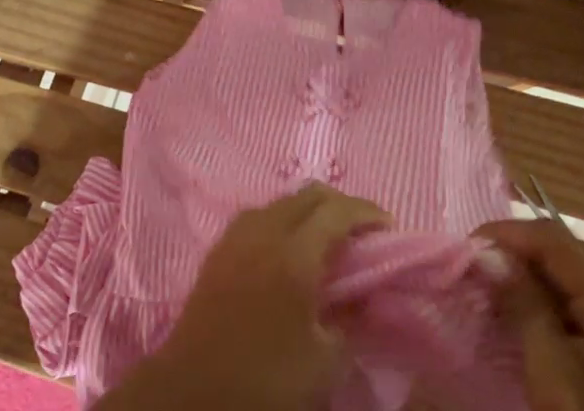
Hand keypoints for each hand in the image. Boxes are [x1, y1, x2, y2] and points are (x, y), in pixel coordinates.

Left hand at [96, 183, 388, 410]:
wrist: (193, 389)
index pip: (337, 210)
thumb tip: (367, 292)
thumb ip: (353, 317)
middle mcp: (263, 232)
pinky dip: (284, 220)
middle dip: (341, 205)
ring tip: (329, 242)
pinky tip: (291, 249)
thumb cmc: (265, 378)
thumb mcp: (326, 360)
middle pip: (308, 195)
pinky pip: (259, 216)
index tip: (389, 229)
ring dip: (310, 210)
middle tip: (363, 235)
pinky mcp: (218, 249)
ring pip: (281, 201)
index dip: (368, 212)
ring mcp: (236, 236)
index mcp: (293, 254)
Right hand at [478, 220, 583, 410]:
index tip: (462, 249)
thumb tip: (493, 256)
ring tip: (498, 300)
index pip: (559, 245)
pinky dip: (565, 308)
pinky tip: (536, 323)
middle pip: (573, 261)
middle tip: (475, 281)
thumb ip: (527, 313)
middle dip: (521, 263)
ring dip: (539, 285)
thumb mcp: (557, 389)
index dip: (506, 236)